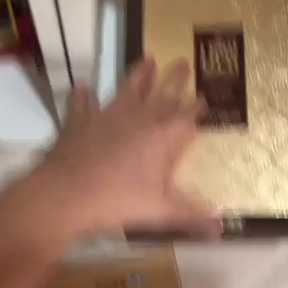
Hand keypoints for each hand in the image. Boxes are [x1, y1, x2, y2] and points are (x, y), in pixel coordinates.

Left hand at [4, 57, 220, 243]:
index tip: (204, 96)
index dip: (195, 107)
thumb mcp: (160, 212)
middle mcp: (136, 119)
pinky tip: (81, 86)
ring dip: (137, 75)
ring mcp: (106, 116)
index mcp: (159, 138)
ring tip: (146, 59)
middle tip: (183, 62)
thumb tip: (220, 228)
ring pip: (126, 90)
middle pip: (160, 95)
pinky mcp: (79, 121)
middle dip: (174, 79)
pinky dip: (82, 96)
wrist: (67, 194)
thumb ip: (191, 215)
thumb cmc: (118, 201)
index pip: (184, 117)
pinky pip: (81, 104)